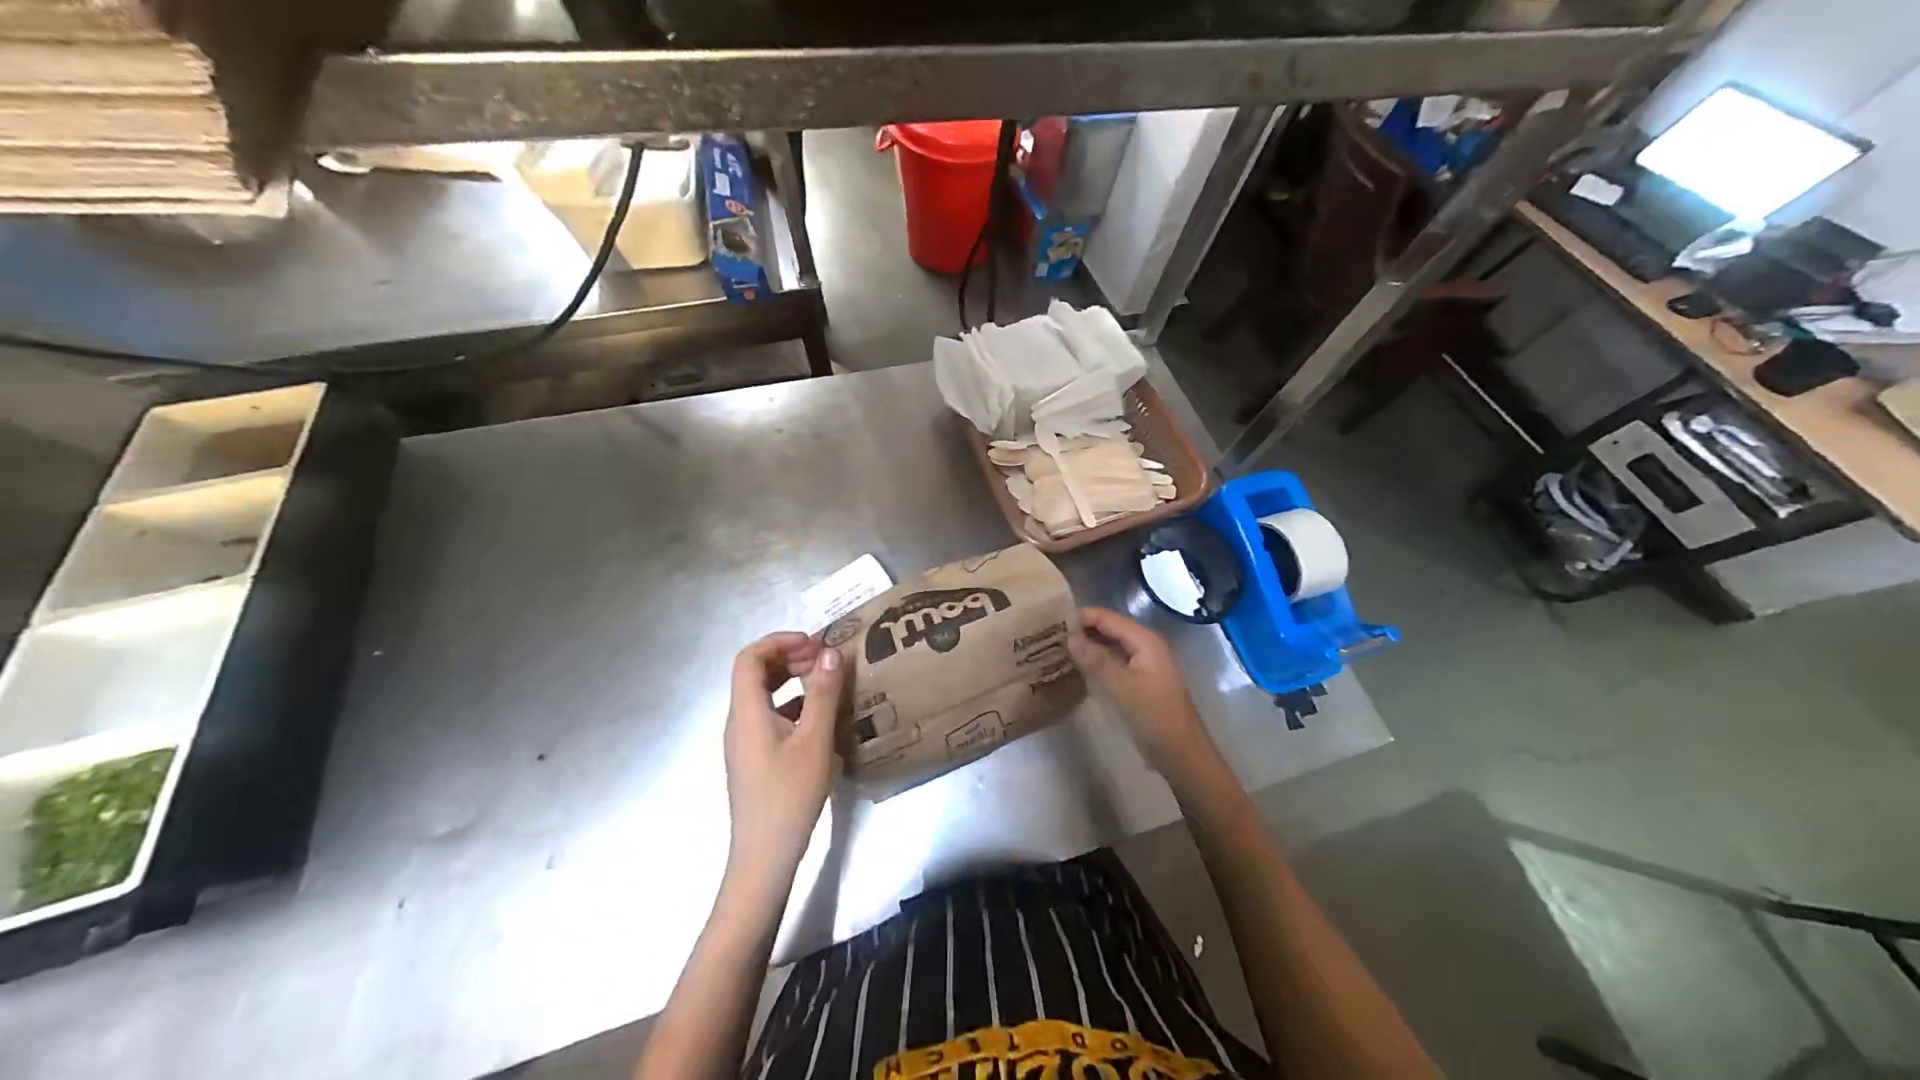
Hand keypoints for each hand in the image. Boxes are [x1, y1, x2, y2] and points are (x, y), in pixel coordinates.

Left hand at [724, 633, 845, 884]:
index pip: (750, 658)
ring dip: (792, 681)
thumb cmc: (789, 796)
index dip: (780, 641)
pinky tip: (820, 717)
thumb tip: (831, 654)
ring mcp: (745, 742)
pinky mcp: (755, 758)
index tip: (814, 643)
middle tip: (825, 660)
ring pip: (764, 695)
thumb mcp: (814, 741)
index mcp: (746, 712)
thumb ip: (823, 694)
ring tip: (826, 683)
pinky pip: (771, 716)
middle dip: (789, 658)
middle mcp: (739, 722)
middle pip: (755, 673)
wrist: (765, 856)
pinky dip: (793, 705)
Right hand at [1067, 607, 1217, 782]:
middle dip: (1084, 630)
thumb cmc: (1153, 715)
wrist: (1181, 752)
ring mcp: (1145, 664)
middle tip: (1051, 636)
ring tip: (1059, 649)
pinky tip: (1079, 669)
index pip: (1108, 618)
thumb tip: (1070, 637)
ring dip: (1089, 647)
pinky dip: (1098, 662)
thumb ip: (1095, 659)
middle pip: (1111, 629)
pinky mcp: (1141, 682)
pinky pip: (1116, 663)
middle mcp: (1146, 646)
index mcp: (1145, 640)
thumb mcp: (1121, 686)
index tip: (1052, 621)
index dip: (1082, 617)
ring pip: (1112, 647)